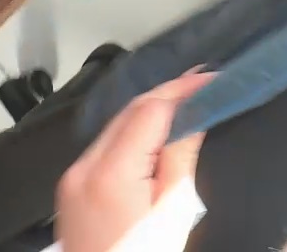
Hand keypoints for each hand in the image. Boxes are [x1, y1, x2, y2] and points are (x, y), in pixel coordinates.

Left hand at [57, 70, 214, 251]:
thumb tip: (198, 108)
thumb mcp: (175, 208)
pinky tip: (159, 129)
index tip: (215, 77)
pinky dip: (135, 129)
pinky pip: (108, 143)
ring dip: (154, 108)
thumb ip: (183, 151)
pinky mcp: (71, 189)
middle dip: (170, 92)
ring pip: (118, 122)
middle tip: (206, 82)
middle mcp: (83, 167)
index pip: (151, 108)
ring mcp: (72, 178)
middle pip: (131, 110)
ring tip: (189, 100)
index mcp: (109, 172)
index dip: (184, 88)